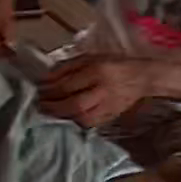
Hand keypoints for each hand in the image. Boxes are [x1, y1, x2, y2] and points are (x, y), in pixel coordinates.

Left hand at [39, 55, 154, 127]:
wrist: (142, 77)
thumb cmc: (114, 64)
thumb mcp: (91, 57)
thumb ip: (68, 67)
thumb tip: (46, 78)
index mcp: (97, 71)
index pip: (69, 84)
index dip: (51, 89)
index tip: (38, 90)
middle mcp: (103, 90)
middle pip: (75, 104)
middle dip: (55, 107)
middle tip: (41, 105)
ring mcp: (109, 106)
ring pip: (83, 118)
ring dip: (64, 117)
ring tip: (51, 113)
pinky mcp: (112, 116)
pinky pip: (91, 124)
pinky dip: (76, 122)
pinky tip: (67, 119)